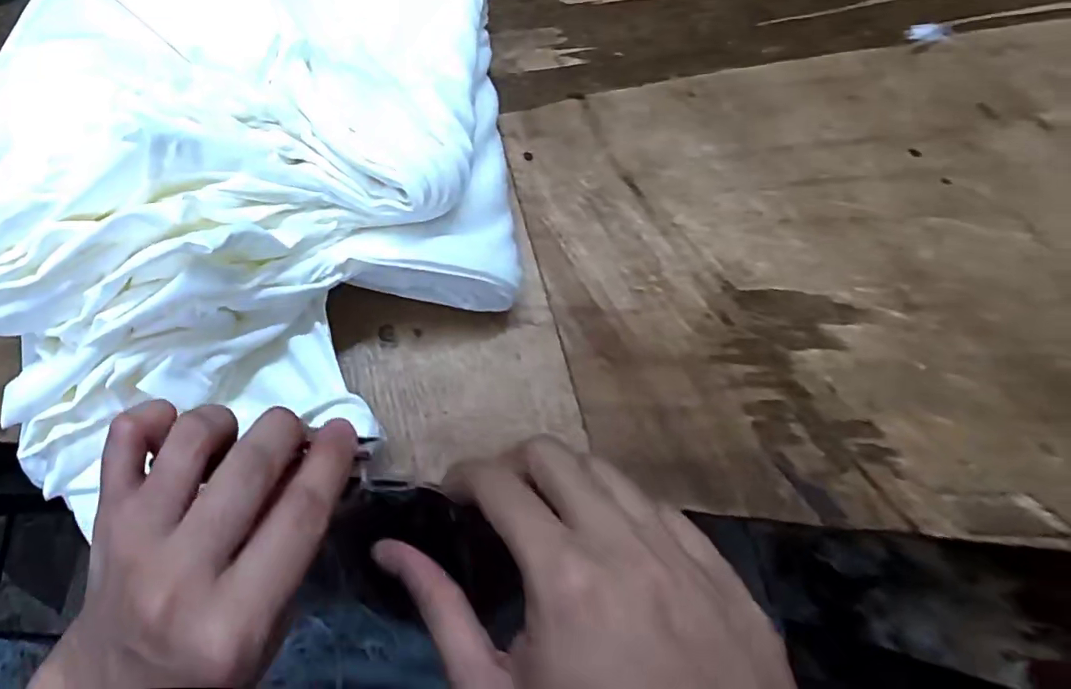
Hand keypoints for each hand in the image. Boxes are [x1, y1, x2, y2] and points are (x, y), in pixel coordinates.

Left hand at [32, 401, 358, 688]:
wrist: (113, 684)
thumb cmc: (201, 670)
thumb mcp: (262, 635)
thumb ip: (286, 557)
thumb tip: (307, 468)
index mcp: (232, 623)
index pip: (296, 518)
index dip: (327, 464)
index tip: (341, 431)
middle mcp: (181, 572)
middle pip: (248, 469)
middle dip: (283, 430)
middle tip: (293, 426)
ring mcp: (135, 533)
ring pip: (189, 439)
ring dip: (223, 421)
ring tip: (231, 436)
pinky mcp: (104, 509)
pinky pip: (125, 435)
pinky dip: (154, 414)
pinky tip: (173, 427)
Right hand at [373, 436, 794, 688]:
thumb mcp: (493, 688)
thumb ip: (439, 606)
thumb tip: (386, 549)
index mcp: (563, 575)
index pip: (497, 479)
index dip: (462, 476)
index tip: (454, 498)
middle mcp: (627, 553)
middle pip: (553, 456)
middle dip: (511, 465)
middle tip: (498, 503)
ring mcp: (690, 569)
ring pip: (612, 474)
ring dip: (569, 482)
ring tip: (553, 517)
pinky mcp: (735, 593)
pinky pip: (670, 515)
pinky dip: (628, 512)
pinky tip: (615, 547)